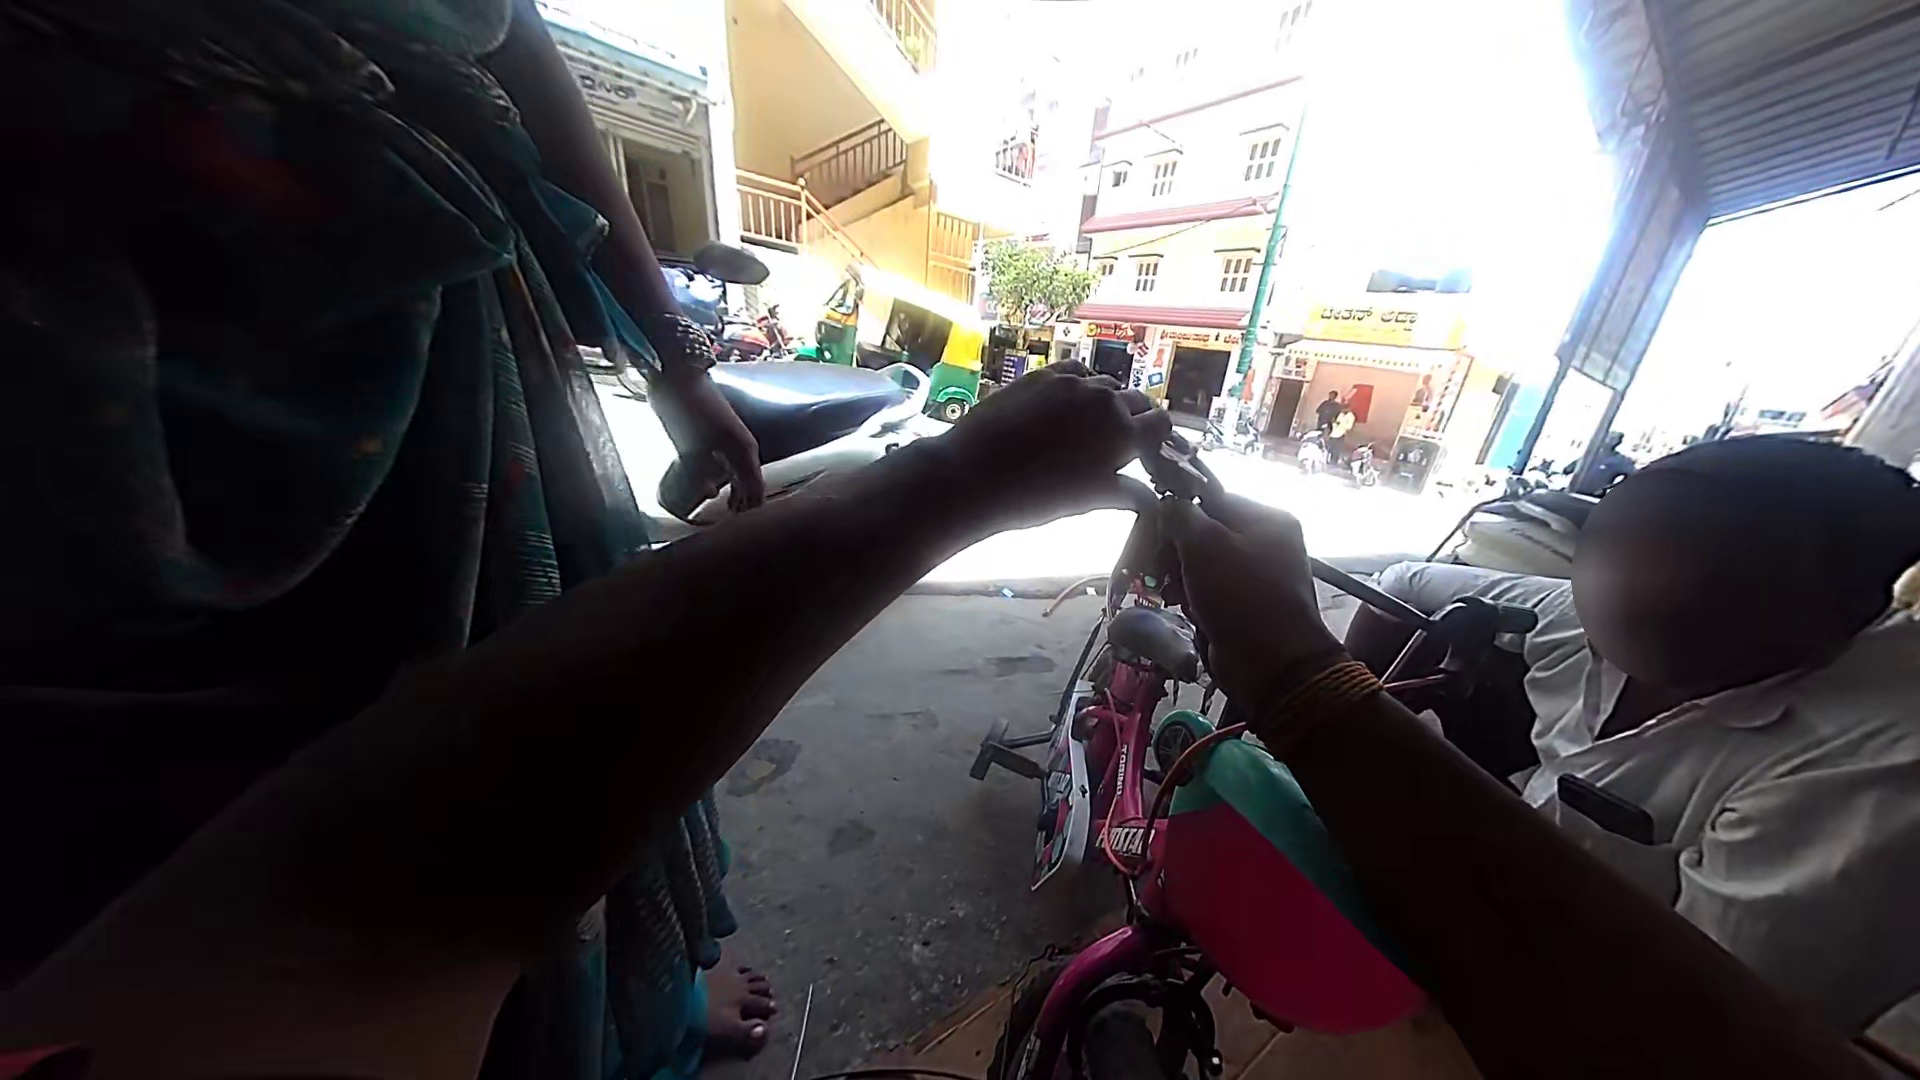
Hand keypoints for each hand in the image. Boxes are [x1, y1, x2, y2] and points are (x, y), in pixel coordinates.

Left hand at [650, 364, 764, 512]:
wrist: (675, 374)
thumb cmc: (690, 410)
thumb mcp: (694, 448)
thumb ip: (702, 476)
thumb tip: (710, 495)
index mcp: (744, 451)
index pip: (756, 488)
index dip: (753, 509)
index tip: (748, 529)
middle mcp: (741, 449)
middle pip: (750, 483)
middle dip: (746, 504)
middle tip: (736, 526)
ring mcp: (726, 442)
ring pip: (737, 475)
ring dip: (734, 493)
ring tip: (727, 513)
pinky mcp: (711, 438)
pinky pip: (722, 466)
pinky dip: (720, 481)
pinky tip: (710, 491)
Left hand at [943, 363, 1169, 531]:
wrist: (974, 473)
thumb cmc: (1035, 495)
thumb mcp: (1086, 500)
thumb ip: (1124, 493)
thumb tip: (1150, 500)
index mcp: (1122, 431)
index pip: (1161, 423)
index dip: (1159, 436)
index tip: (1150, 449)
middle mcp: (1103, 398)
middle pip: (1137, 400)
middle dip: (1136, 419)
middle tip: (1121, 442)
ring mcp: (1071, 382)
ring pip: (1106, 384)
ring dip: (1108, 401)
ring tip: (1091, 424)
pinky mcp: (1042, 375)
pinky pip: (1074, 372)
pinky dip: (1081, 386)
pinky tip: (1069, 403)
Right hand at [1166, 494, 1343, 707]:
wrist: (1271, 662)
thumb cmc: (1238, 594)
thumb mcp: (1204, 544)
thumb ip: (1182, 516)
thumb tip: (1168, 505)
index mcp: (1266, 519)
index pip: (1211, 500)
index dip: (1180, 515)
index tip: (1158, 534)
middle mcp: (1265, 543)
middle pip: (1205, 533)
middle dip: (1177, 551)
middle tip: (1163, 566)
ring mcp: (1256, 576)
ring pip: (1202, 563)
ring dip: (1180, 576)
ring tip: (1171, 592)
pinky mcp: (1244, 604)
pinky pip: (1209, 589)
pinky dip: (1193, 596)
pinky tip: (1185, 606)